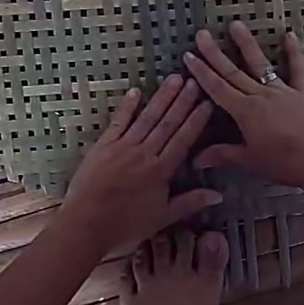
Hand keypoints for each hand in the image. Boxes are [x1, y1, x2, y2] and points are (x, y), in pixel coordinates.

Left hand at [62, 75, 220, 250]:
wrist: (84, 226)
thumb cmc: (125, 226)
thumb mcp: (162, 217)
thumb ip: (190, 202)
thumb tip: (219, 195)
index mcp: (161, 170)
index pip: (184, 139)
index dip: (197, 120)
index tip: (208, 103)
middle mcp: (144, 153)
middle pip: (167, 122)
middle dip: (183, 100)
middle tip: (194, 81)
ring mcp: (122, 147)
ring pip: (147, 117)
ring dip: (162, 97)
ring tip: (174, 79)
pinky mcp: (103, 147)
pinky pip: (118, 122)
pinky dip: (128, 106)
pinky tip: (136, 91)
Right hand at [182, 21, 303, 189]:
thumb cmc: (284, 163)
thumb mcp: (250, 159)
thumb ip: (224, 154)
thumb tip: (197, 159)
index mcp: (245, 112)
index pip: (217, 88)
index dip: (201, 72)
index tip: (189, 56)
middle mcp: (261, 96)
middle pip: (233, 72)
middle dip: (215, 53)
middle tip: (202, 35)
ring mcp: (282, 92)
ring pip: (259, 65)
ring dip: (246, 45)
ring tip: (236, 25)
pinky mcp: (301, 94)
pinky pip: (297, 70)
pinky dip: (293, 52)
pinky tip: (289, 35)